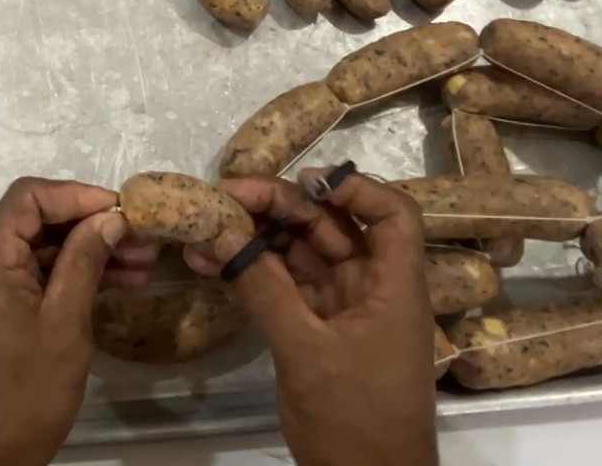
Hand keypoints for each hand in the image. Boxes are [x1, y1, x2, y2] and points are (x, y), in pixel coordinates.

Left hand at [0, 178, 154, 465]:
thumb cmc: (25, 391)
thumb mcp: (64, 323)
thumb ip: (84, 261)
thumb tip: (110, 216)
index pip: (29, 197)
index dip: (75, 194)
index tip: (119, 208)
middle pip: (38, 219)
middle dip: (91, 223)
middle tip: (141, 236)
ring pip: (46, 247)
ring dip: (91, 249)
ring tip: (144, 262)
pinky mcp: (6, 306)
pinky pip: (43, 274)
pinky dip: (78, 274)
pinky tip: (123, 283)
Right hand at [185, 172, 438, 465]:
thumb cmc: (354, 420)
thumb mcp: (306, 352)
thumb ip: (264, 288)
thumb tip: (223, 231)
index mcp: (393, 287)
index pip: (392, 215)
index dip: (354, 187)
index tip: (304, 180)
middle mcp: (370, 286)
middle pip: (331, 225)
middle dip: (280, 205)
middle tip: (228, 195)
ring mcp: (341, 305)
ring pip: (300, 250)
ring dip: (256, 236)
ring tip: (208, 224)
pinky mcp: (314, 325)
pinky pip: (282, 281)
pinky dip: (250, 269)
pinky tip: (210, 260)